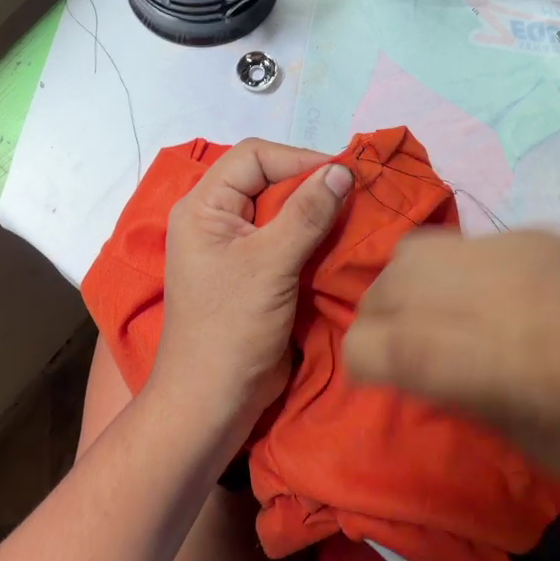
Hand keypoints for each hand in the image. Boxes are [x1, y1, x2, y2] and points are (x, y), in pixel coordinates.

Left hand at [149, 139, 353, 445]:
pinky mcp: (254, 272)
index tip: (343, 174)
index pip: (254, 158)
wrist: (212, 403)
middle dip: (310, 183)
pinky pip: (285, 239)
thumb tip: (342, 170)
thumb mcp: (270, 265)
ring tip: (355, 214)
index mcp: (203, 206)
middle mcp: (215, 219)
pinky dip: (313, 237)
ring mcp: (234, 247)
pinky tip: (341, 242)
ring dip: (316, 211)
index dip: (298, 159)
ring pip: (280, 210)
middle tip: (356, 193)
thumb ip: (306, 214)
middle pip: (267, 179)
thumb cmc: (231, 328)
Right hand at [342, 229, 559, 497]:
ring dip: (400, 286)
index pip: (387, 342)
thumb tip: (406, 367)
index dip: (360, 359)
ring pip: (415, 249)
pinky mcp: (540, 231)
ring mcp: (522, 250)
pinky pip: (462, 243)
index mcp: (508, 363)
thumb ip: (462, 398)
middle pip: (390, 284)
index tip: (368, 376)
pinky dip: (445, 271)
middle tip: (392, 350)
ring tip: (423, 317)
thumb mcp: (541, 448)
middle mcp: (506, 292)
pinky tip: (473, 299)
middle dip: (374, 319)